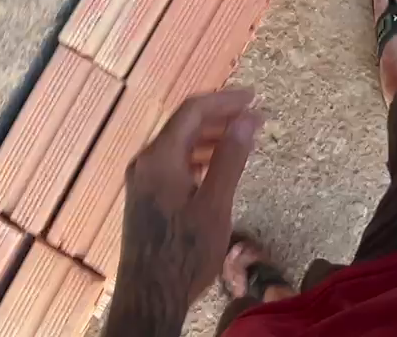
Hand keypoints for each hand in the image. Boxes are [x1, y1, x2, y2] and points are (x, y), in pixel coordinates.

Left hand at [105, 90, 263, 335]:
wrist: (150, 299)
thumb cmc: (186, 254)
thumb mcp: (215, 204)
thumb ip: (231, 157)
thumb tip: (249, 118)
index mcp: (160, 156)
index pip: (193, 110)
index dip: (225, 100)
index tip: (254, 98)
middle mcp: (146, 159)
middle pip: (185, 122)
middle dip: (221, 116)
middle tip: (253, 117)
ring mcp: (142, 177)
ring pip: (180, 141)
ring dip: (211, 134)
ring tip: (242, 137)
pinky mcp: (145, 194)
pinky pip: (174, 159)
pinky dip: (198, 153)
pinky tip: (217, 164)